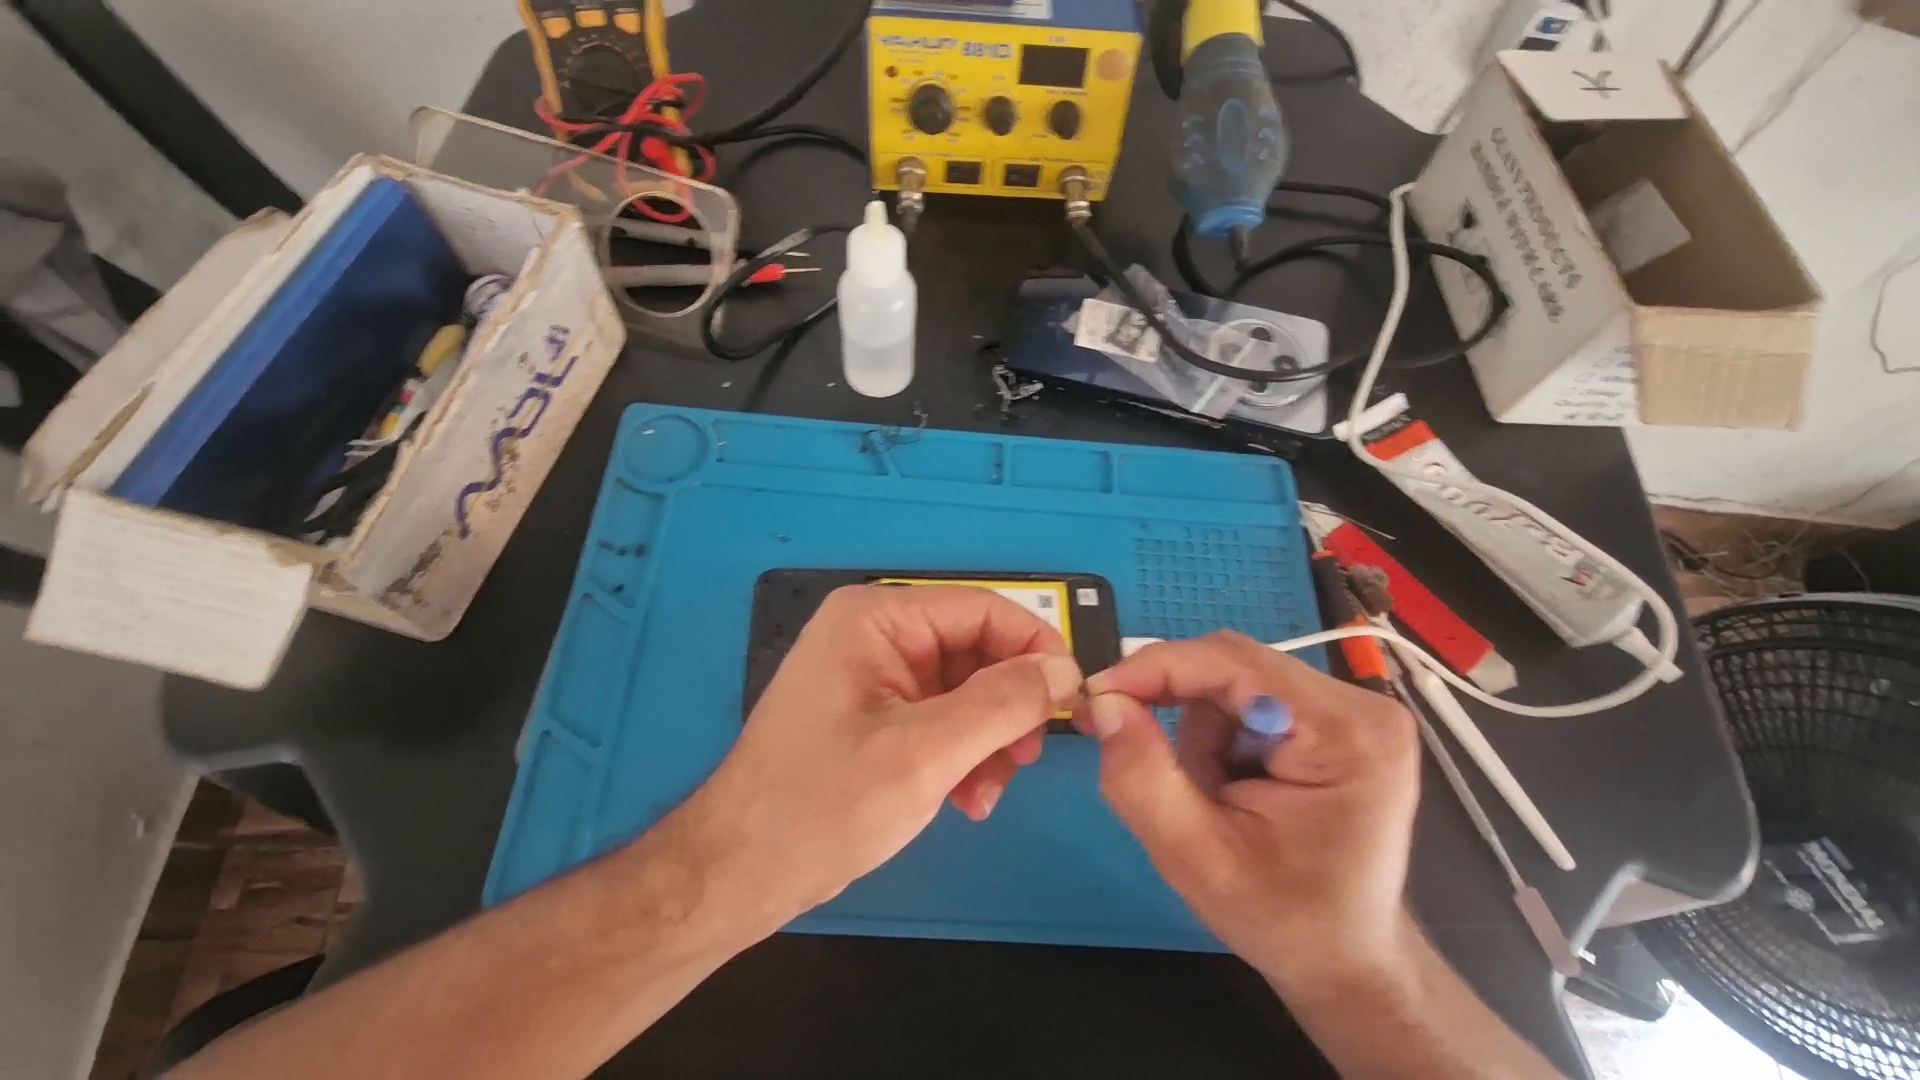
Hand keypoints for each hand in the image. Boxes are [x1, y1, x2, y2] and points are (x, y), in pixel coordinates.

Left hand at [676, 585, 1082, 927]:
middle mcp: (878, 634)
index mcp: (878, 618)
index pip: (984, 610)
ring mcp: (875, 676)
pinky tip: (966, 801)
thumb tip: (1068, 670)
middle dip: (1008, 709)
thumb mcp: (926, 753)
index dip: (1036, 652)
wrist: (741, 873)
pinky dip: (965, 756)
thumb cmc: (823, 804)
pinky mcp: (877, 716)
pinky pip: (944, 720)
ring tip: (986, 795)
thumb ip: (1003, 704)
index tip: (1072, 705)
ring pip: (968, 691)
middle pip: (978, 652)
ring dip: (990, 742)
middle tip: (1025, 762)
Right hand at [1080, 631, 1420, 992]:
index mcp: (1348, 735)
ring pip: (1233, 681)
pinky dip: (1216, 735)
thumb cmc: (1283, 919)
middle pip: (1233, 665)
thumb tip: (1103, 703)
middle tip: (1128, 745)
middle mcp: (1359, 705)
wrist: (1345, 958)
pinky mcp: (1333, 719)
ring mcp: (1350, 709)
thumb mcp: (1196, 859)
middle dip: (1175, 706)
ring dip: (1198, 730)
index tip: (1096, 693)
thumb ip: (1143, 779)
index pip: (1235, 664)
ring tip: (1208, 797)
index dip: (1157, 668)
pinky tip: (1228, 785)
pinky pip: (1247, 697)